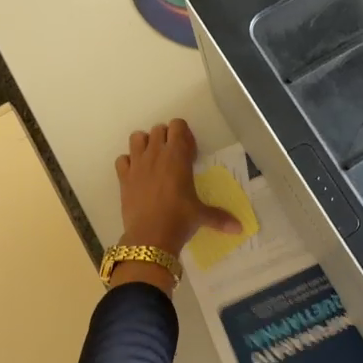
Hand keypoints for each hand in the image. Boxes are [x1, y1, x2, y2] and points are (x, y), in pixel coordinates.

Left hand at [115, 119, 241, 280]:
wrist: (150, 237)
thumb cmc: (179, 219)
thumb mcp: (201, 215)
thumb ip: (220, 217)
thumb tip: (240, 228)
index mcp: (177, 156)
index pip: (178, 125)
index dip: (184, 135)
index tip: (189, 154)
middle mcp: (156, 154)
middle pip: (158, 129)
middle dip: (166, 138)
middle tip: (174, 158)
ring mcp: (137, 164)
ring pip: (137, 137)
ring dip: (145, 144)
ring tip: (153, 161)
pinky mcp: (123, 177)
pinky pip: (122, 159)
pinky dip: (128, 163)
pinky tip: (137, 175)